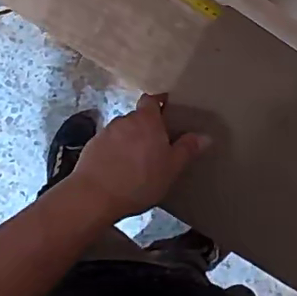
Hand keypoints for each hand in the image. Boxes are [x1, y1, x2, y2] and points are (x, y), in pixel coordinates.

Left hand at [66, 94, 210, 220]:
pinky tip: (120, 170)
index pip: (151, 100)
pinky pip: (108, 145)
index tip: (166, 109)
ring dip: (130, 141)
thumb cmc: (139, 180)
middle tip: (157, 146)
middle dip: (146, 128)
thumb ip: (187, 149)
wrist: (95, 196)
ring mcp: (105, 133)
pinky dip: (115, 152)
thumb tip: (205, 136)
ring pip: (122, 132)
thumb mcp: (171, 168)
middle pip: (137, 117)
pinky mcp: (91, 147)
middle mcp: (124, 120)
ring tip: (138, 162)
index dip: (158, 102)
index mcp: (146, 120)